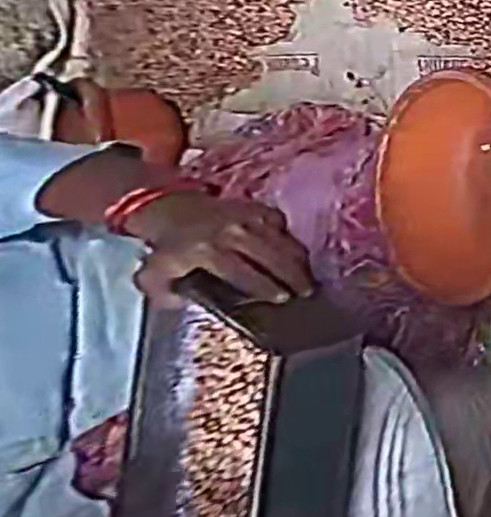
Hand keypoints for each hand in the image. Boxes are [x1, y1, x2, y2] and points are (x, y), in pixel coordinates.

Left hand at [123, 192, 312, 306]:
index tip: (282, 299)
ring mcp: (253, 220)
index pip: (243, 273)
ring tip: (310, 277)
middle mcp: (234, 234)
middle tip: (307, 291)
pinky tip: (296, 258)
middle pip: (274, 257)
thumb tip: (196, 306)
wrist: (175, 210)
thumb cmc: (169, 248)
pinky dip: (293, 245)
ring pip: (286, 244)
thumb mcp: (154, 274)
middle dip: (294, 276)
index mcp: (206, 251)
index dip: (264, 287)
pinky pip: (286, 231)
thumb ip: (169, 295)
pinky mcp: (266, 211)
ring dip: (301, 262)